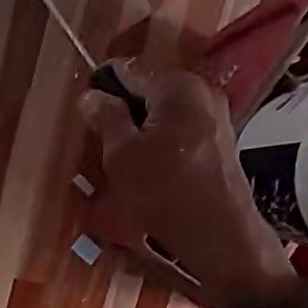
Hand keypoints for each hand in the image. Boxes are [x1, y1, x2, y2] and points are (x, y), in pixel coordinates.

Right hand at [82, 62, 295, 307]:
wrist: (219, 236)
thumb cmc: (163, 190)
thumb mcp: (121, 154)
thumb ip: (106, 118)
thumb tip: (91, 96)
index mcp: (177, 86)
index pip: (127, 71)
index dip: (101, 90)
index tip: (86, 115)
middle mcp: (202, 94)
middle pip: (148, 94)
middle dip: (122, 115)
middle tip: (102, 148)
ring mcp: (217, 120)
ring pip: (163, 118)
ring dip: (140, 136)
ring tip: (124, 167)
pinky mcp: (221, 146)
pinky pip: (180, 136)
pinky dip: (160, 149)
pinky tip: (150, 176)